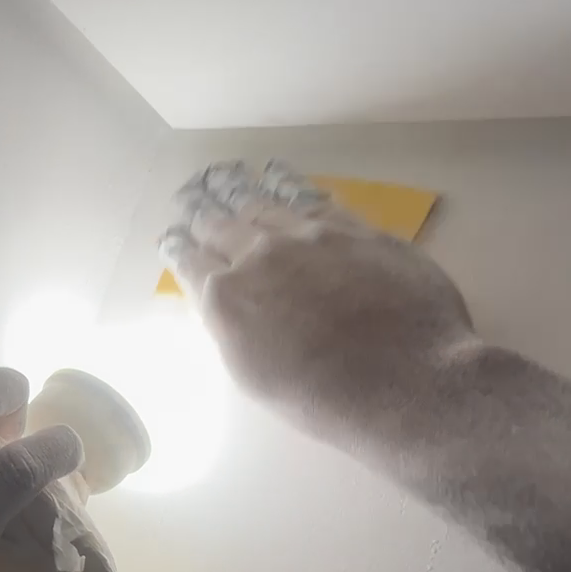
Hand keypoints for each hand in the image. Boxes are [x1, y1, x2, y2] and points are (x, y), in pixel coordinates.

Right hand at [161, 163, 480, 441]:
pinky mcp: (354, 230)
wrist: (400, 381)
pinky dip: (288, 185)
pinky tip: (278, 176)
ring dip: (237, 188)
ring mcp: (308, 236)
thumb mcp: (247, 372)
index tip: (170, 237)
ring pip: (262, 202)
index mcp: (224, 296)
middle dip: (198, 208)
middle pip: (219, 222)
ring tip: (223, 176)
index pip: (187, 260)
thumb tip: (221, 301)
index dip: (175, 247)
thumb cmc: (313, 395)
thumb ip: (228, 326)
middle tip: (188, 194)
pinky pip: (312, 198)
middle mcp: (257, 255)